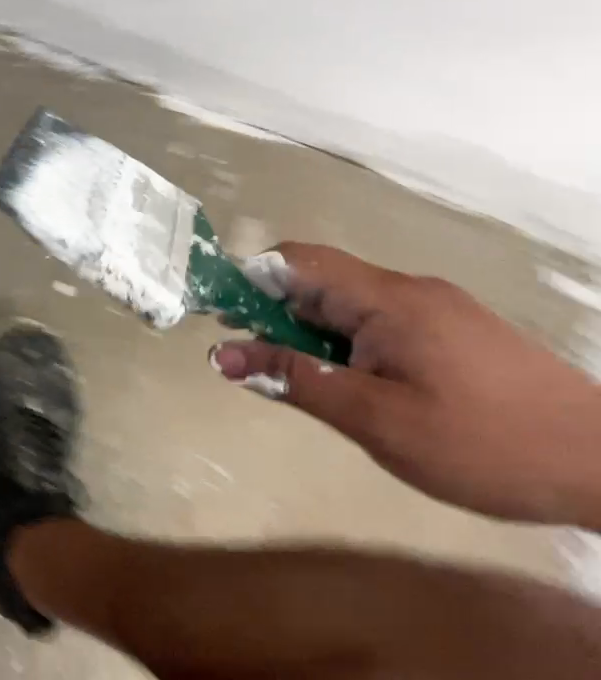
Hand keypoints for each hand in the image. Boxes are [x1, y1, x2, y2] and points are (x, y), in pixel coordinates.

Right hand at [209, 243, 600, 527]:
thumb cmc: (486, 445)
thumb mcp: (375, 419)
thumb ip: (293, 378)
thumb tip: (219, 354)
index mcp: (387, 300)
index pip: (293, 260)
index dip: (246, 280)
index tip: (221, 319)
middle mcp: (411, 291)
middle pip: (317, 280)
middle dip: (275, 314)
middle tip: (261, 362)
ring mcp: (440, 311)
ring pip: (348, 304)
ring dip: (312, 333)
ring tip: (313, 383)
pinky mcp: (460, 333)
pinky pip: (381, 321)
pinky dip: (349, 343)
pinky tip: (362, 386)